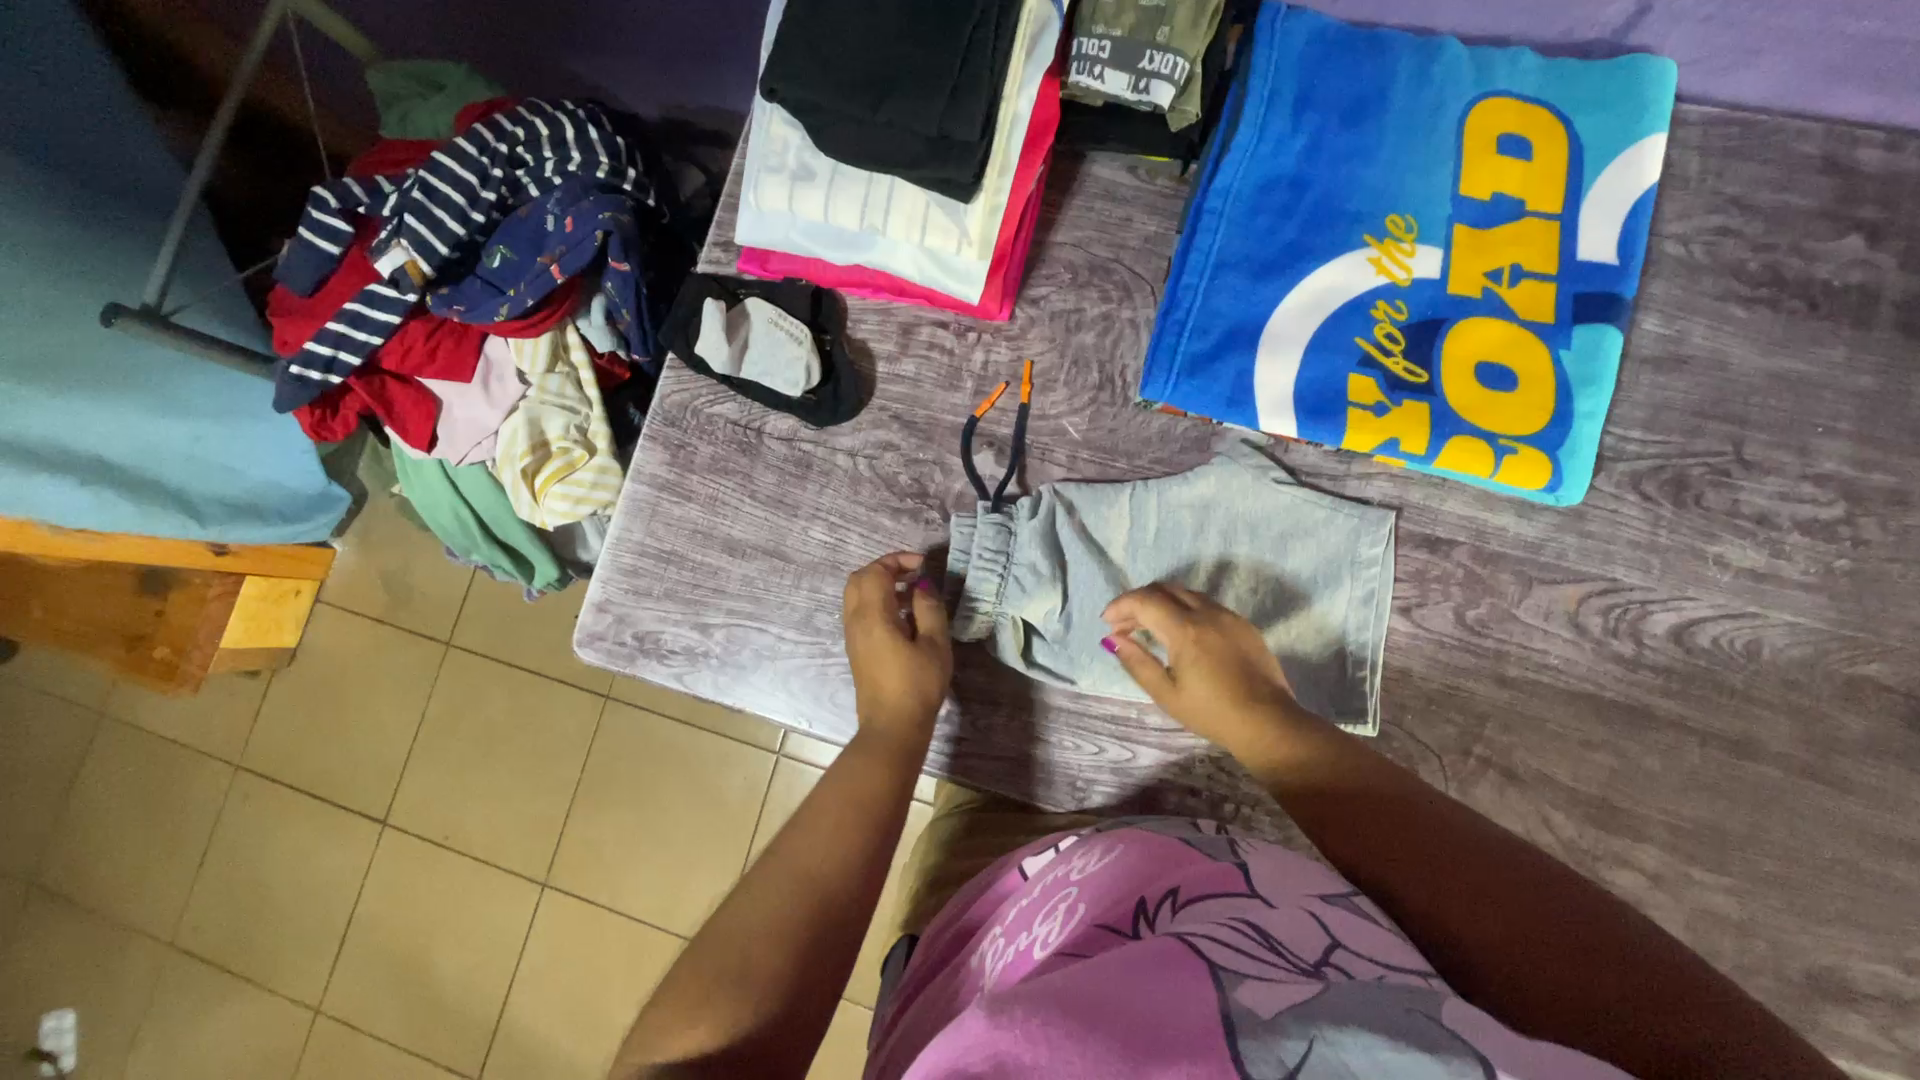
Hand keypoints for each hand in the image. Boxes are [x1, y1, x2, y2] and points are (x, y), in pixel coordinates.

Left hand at [842, 552, 951, 752]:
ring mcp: (853, 636)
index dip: (898, 560)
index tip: (923, 565)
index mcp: (872, 616)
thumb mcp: (934, 645)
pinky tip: (904, 617)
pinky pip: (860, 612)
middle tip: (913, 574)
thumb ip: (929, 608)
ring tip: (912, 594)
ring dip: (881, 586)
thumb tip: (922, 584)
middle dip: (885, 569)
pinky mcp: (857, 649)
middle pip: (859, 578)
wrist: (892, 727)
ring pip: (857, 595)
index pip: (875, 572)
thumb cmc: (917, 686)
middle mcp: (855, 621)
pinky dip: (878, 602)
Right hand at [1101, 582, 1313, 760]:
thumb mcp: (1166, 693)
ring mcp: (1229, 616)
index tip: (1107, 623)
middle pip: (1165, 589)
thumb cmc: (1211, 713)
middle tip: (1124, 625)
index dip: (1120, 606)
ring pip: (1187, 594)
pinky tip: (1181, 634)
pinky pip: (1206, 605)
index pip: (1145, 600)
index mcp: (1186, 630)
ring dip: (1162, 603)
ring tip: (1149, 629)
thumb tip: (1113, 639)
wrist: (1267, 722)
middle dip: (1138, 601)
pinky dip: (1184, 610)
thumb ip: (1136, 662)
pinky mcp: (1243, 625)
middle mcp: (1208, 614)